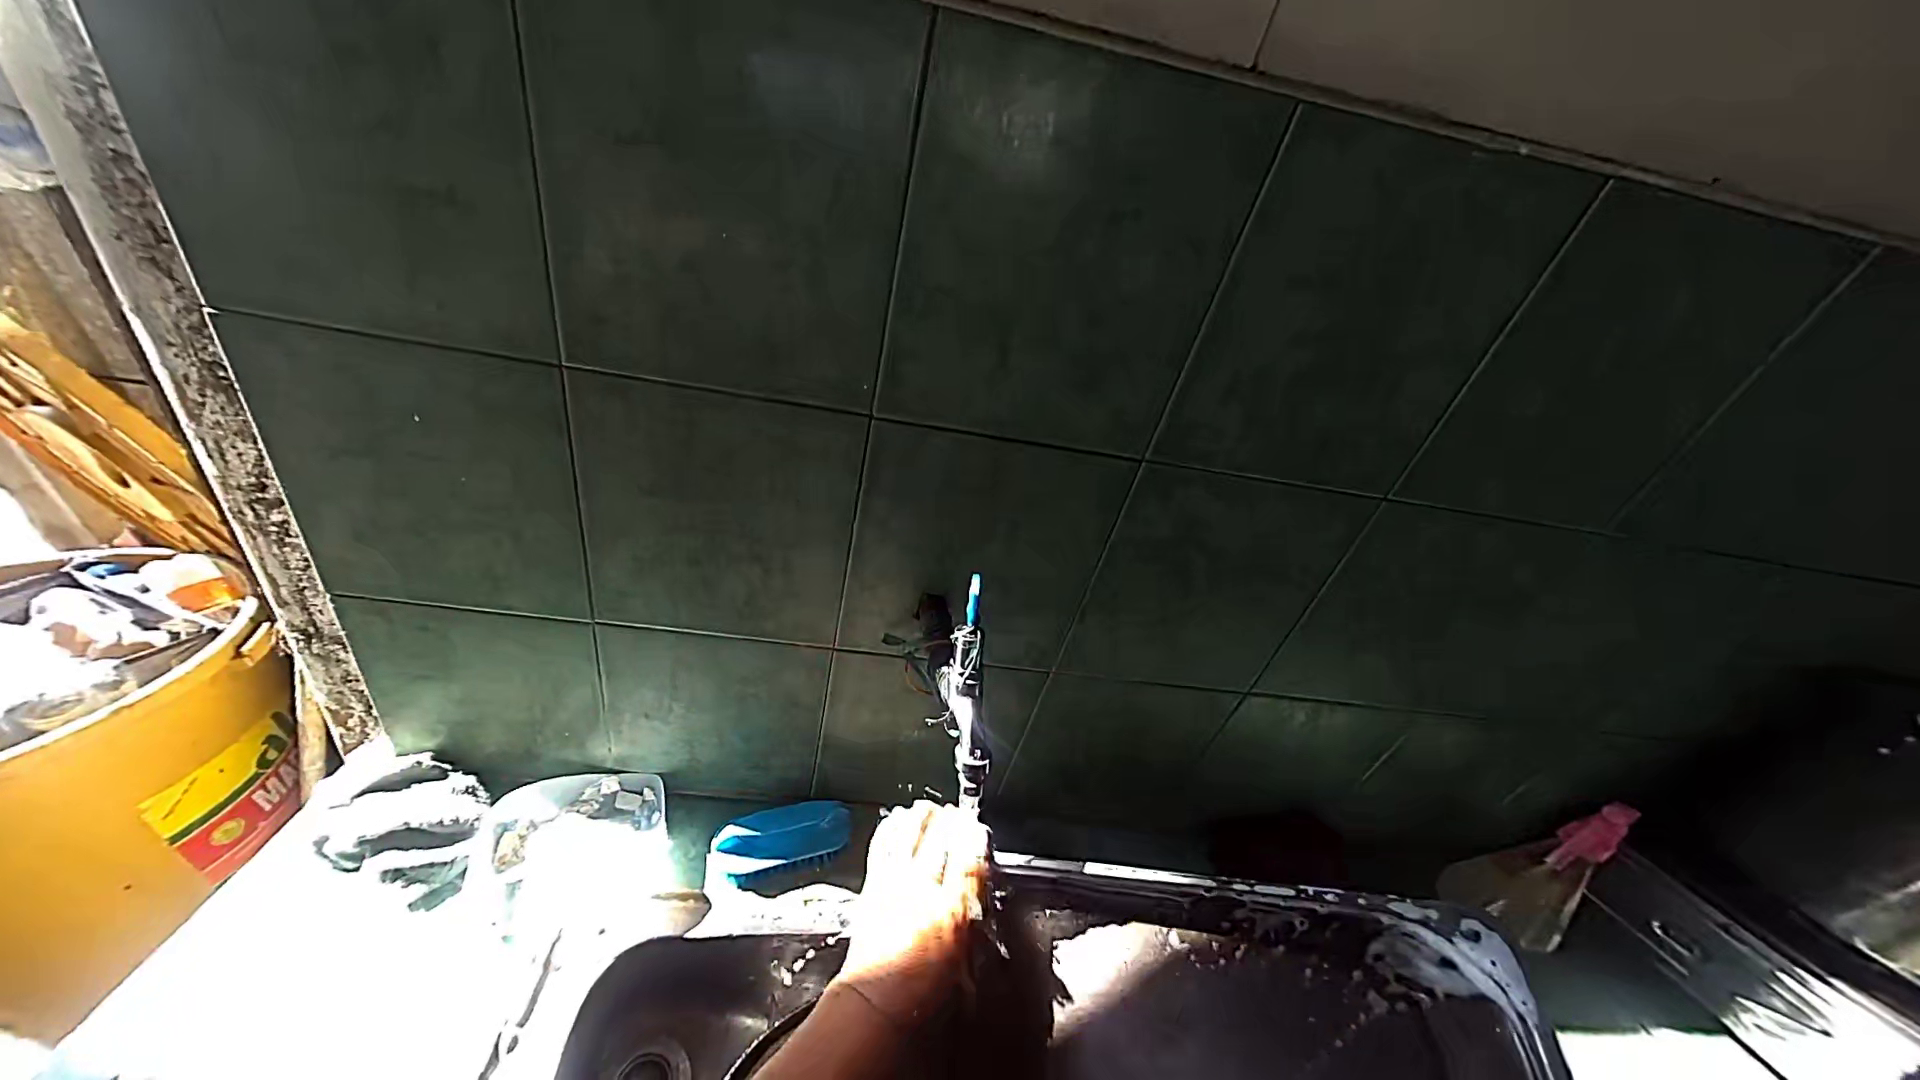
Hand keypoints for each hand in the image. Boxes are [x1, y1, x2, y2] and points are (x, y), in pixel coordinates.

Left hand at [833, 800, 989, 1025]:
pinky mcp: (872, 882)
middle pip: (939, 838)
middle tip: (955, 813)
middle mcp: (921, 889)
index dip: (975, 837)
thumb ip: (972, 918)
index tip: (978, 827)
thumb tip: (977, 890)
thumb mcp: (962, 958)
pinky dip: (891, 827)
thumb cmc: (918, 990)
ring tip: (928, 808)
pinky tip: (897, 819)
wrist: (874, 1001)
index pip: (968, 859)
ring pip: (909, 833)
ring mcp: (893, 882)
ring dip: (920, 817)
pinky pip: (882, 843)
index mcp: (950, 910)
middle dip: (950, 820)